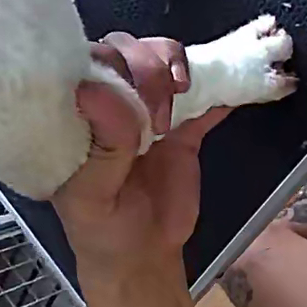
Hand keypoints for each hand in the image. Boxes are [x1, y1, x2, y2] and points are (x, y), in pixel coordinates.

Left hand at [52, 34, 228, 283]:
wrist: (145, 254)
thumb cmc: (102, 227)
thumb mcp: (91, 194)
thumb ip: (101, 145)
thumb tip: (96, 89)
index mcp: (78, 112)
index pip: (89, 61)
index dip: (116, 65)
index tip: (135, 98)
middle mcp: (113, 103)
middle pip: (131, 52)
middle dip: (150, 69)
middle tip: (159, 116)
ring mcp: (151, 113)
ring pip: (163, 63)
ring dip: (178, 68)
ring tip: (185, 95)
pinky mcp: (185, 130)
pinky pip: (205, 100)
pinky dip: (219, 92)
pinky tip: (228, 94)